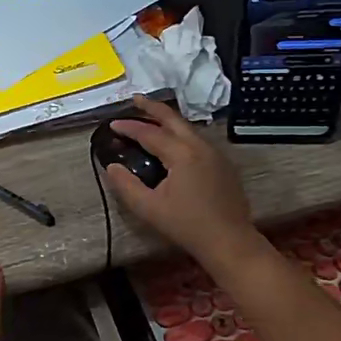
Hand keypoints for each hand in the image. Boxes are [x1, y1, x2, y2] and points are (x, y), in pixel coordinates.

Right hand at [101, 97, 264, 269]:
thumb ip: (126, 185)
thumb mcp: (149, 208)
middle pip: (173, 119)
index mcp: (182, 154)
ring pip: (187, 128)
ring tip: (150, 118)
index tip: (112, 124)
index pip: (149, 133)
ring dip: (167, 120)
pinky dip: (180, 133)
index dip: (129, 127)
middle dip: (152, 107)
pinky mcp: (223, 164)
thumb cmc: (187, 225)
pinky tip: (172, 141)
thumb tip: (111, 167)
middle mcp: (200, 146)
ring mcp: (215, 153)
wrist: (230, 241)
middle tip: (135, 99)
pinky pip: (196, 139)